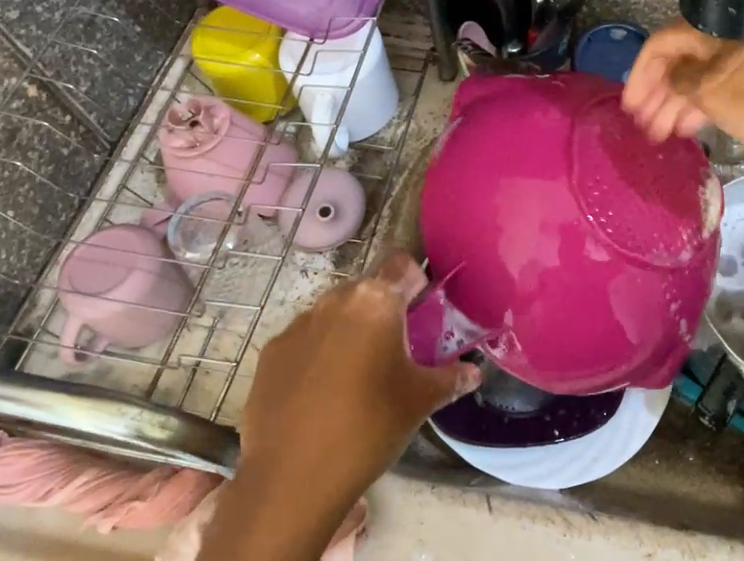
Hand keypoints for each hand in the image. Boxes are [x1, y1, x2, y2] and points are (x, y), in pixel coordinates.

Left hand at [240, 254, 480, 499]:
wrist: (293, 478)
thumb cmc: (369, 427)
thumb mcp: (420, 402)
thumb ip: (450, 378)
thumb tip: (472, 372)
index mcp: (376, 301)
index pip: (404, 265)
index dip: (416, 284)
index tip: (422, 315)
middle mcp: (334, 300)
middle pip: (368, 290)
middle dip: (383, 312)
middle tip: (394, 352)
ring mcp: (297, 325)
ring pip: (333, 315)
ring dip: (348, 332)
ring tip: (356, 378)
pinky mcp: (270, 353)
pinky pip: (304, 341)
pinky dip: (316, 356)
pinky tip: (320, 396)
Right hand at [622, 20, 743, 154]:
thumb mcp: (725, 98)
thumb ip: (687, 85)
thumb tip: (667, 76)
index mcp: (718, 33)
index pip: (664, 42)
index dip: (640, 73)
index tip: (629, 108)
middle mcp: (735, 37)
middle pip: (685, 59)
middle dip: (660, 92)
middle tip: (644, 128)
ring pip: (709, 76)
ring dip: (683, 103)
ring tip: (665, 135)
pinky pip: (731, 86)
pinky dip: (711, 105)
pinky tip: (701, 127)